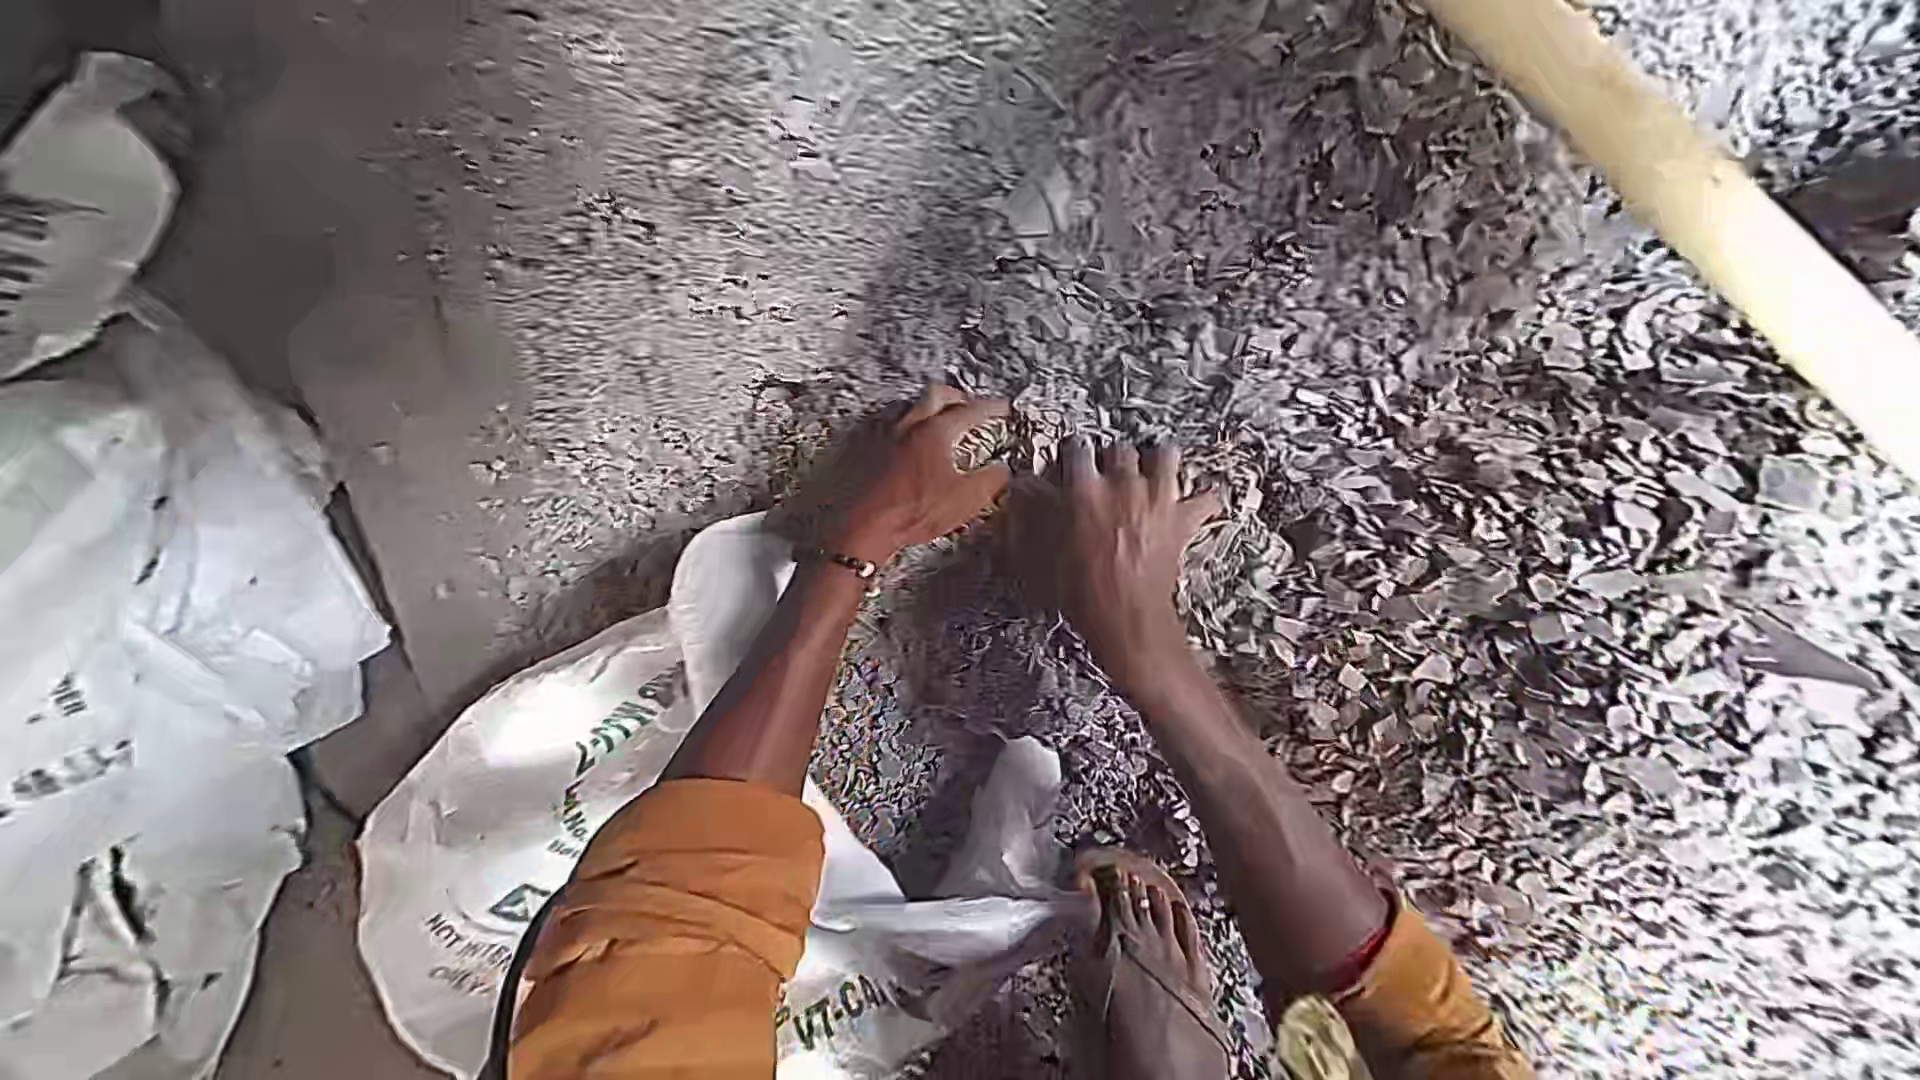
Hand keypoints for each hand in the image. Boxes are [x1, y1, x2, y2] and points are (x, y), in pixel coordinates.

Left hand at [822, 385, 1011, 562]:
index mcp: (935, 432)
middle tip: (968, 405)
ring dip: (927, 407)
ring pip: (908, 405)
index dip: (991, 408)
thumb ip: (990, 481)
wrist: (862, 527)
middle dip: (957, 396)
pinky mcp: (860, 446)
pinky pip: (885, 422)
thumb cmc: (911, 513)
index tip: (1002, 409)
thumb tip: (1001, 470)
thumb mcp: (965, 501)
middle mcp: (907, 424)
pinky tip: (903, 438)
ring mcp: (881, 432)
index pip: (970, 410)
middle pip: (936, 394)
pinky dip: (902, 423)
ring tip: (936, 418)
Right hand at [1012, 437, 1219, 685]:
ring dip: (1158, 460)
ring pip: (1166, 454)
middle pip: (1121, 448)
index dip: (1075, 453)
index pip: (1077, 449)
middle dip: (1114, 457)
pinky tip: (1195, 501)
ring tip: (1150, 472)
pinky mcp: (1182, 519)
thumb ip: (1040, 512)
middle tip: (1109, 472)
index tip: (1074, 460)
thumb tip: (1027, 486)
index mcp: (1085, 491)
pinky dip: (1202, 498)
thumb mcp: (1049, 551)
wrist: (1127, 618)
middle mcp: (1123, 486)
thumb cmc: (1085, 592)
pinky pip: (1206, 497)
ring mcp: (1157, 499)